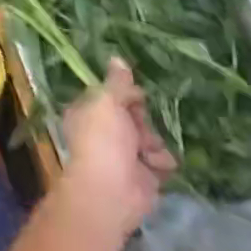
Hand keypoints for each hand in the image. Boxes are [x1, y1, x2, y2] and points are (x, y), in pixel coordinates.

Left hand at [58, 58, 176, 239]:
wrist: (111, 193)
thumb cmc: (104, 141)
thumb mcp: (108, 101)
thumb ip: (117, 82)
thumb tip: (116, 57)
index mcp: (89, 113)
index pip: (112, 96)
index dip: (126, 95)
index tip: (136, 96)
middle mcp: (104, 133)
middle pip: (133, 116)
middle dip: (142, 120)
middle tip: (141, 126)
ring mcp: (124, 156)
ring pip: (149, 138)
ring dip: (153, 142)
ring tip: (149, 151)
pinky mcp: (143, 177)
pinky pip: (159, 161)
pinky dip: (161, 162)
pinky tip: (157, 165)